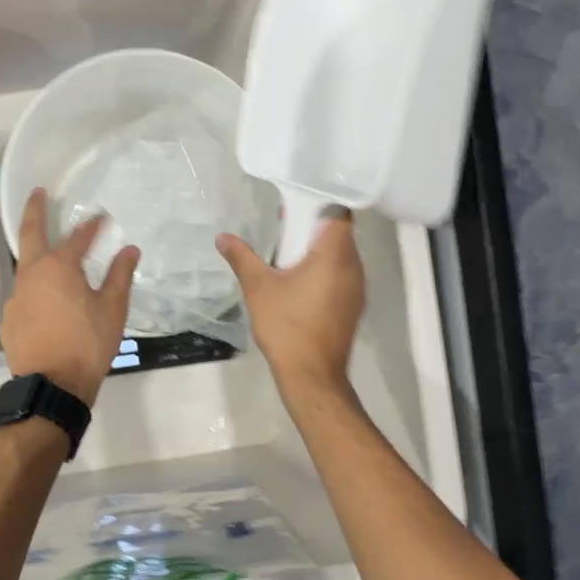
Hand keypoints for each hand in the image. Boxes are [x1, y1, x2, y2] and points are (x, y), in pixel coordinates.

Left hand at [2, 188, 138, 405]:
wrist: (51, 386)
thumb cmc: (87, 345)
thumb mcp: (112, 310)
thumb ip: (120, 276)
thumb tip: (130, 250)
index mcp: (60, 267)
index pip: (78, 236)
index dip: (93, 225)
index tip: (103, 217)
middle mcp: (32, 274)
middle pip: (30, 233)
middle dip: (35, 210)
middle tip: (38, 192)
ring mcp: (15, 296)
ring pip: (27, 267)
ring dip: (38, 257)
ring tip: (51, 258)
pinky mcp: (8, 319)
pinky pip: (24, 295)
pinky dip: (36, 290)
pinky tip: (47, 302)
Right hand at [217, 206, 363, 395]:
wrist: (311, 376)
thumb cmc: (287, 326)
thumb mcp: (258, 288)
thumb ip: (242, 257)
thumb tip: (223, 237)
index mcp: (335, 254)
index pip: (340, 212)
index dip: (320, 203)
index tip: (297, 204)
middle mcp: (354, 266)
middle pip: (339, 234)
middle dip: (313, 228)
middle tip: (285, 228)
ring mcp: (357, 289)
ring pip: (341, 257)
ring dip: (318, 253)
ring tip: (288, 256)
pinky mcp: (353, 307)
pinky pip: (341, 277)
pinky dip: (324, 273)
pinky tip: (299, 285)